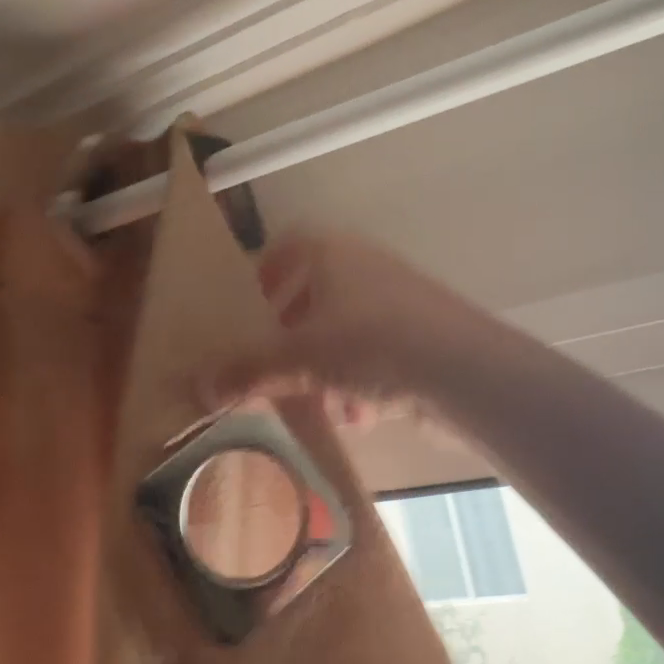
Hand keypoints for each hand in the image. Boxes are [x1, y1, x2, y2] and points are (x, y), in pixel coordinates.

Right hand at [202, 232, 488, 412]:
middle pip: (317, 292)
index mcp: (331, 253)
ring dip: (326, 365)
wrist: (465, 370)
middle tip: (275, 365)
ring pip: (347, 329)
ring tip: (316, 402)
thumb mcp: (300, 358)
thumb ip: (248, 370)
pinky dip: (362, 382)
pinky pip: (378, 354)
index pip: (290, 246)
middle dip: (293, 334)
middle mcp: (365, 266)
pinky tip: (359, 417)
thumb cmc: (370, 342)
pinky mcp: (424, 335)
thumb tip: (198, 386)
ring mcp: (399, 300)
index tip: (252, 307)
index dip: (267, 272)